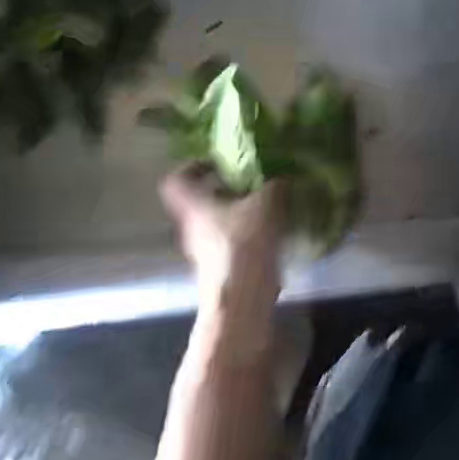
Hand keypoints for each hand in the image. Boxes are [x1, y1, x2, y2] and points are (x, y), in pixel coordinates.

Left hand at [161, 166, 284, 304]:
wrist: (241, 296)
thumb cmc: (245, 243)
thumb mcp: (268, 204)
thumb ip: (275, 186)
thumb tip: (282, 178)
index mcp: (193, 206)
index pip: (177, 179)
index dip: (194, 166)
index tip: (219, 163)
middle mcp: (191, 227)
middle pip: (199, 201)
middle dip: (225, 190)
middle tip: (253, 183)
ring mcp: (203, 250)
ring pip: (216, 222)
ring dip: (238, 212)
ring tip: (269, 208)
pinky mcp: (220, 267)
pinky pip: (230, 241)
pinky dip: (247, 234)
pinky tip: (272, 234)